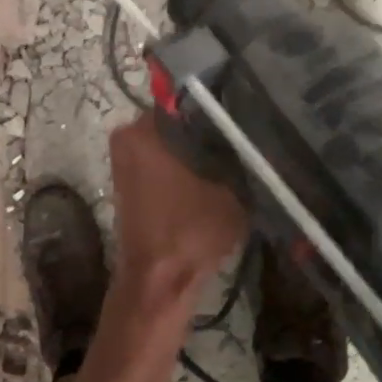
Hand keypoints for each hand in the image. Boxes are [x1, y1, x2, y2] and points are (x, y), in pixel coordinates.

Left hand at [107, 113, 246, 305]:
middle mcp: (127, 136)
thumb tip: (256, 139)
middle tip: (243, 135)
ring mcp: (125, 159)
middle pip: (177, 120)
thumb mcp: (231, 191)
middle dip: (207, 128)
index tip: (244, 112)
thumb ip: (241, 159)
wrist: (158, 281)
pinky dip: (184, 167)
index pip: (186, 100)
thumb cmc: (190, 231)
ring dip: (197, 149)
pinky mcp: (129, 181)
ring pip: (170, 142)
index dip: (217, 107)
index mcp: (144, 129)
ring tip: (234, 156)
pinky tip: (214, 176)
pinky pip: (161, 161)